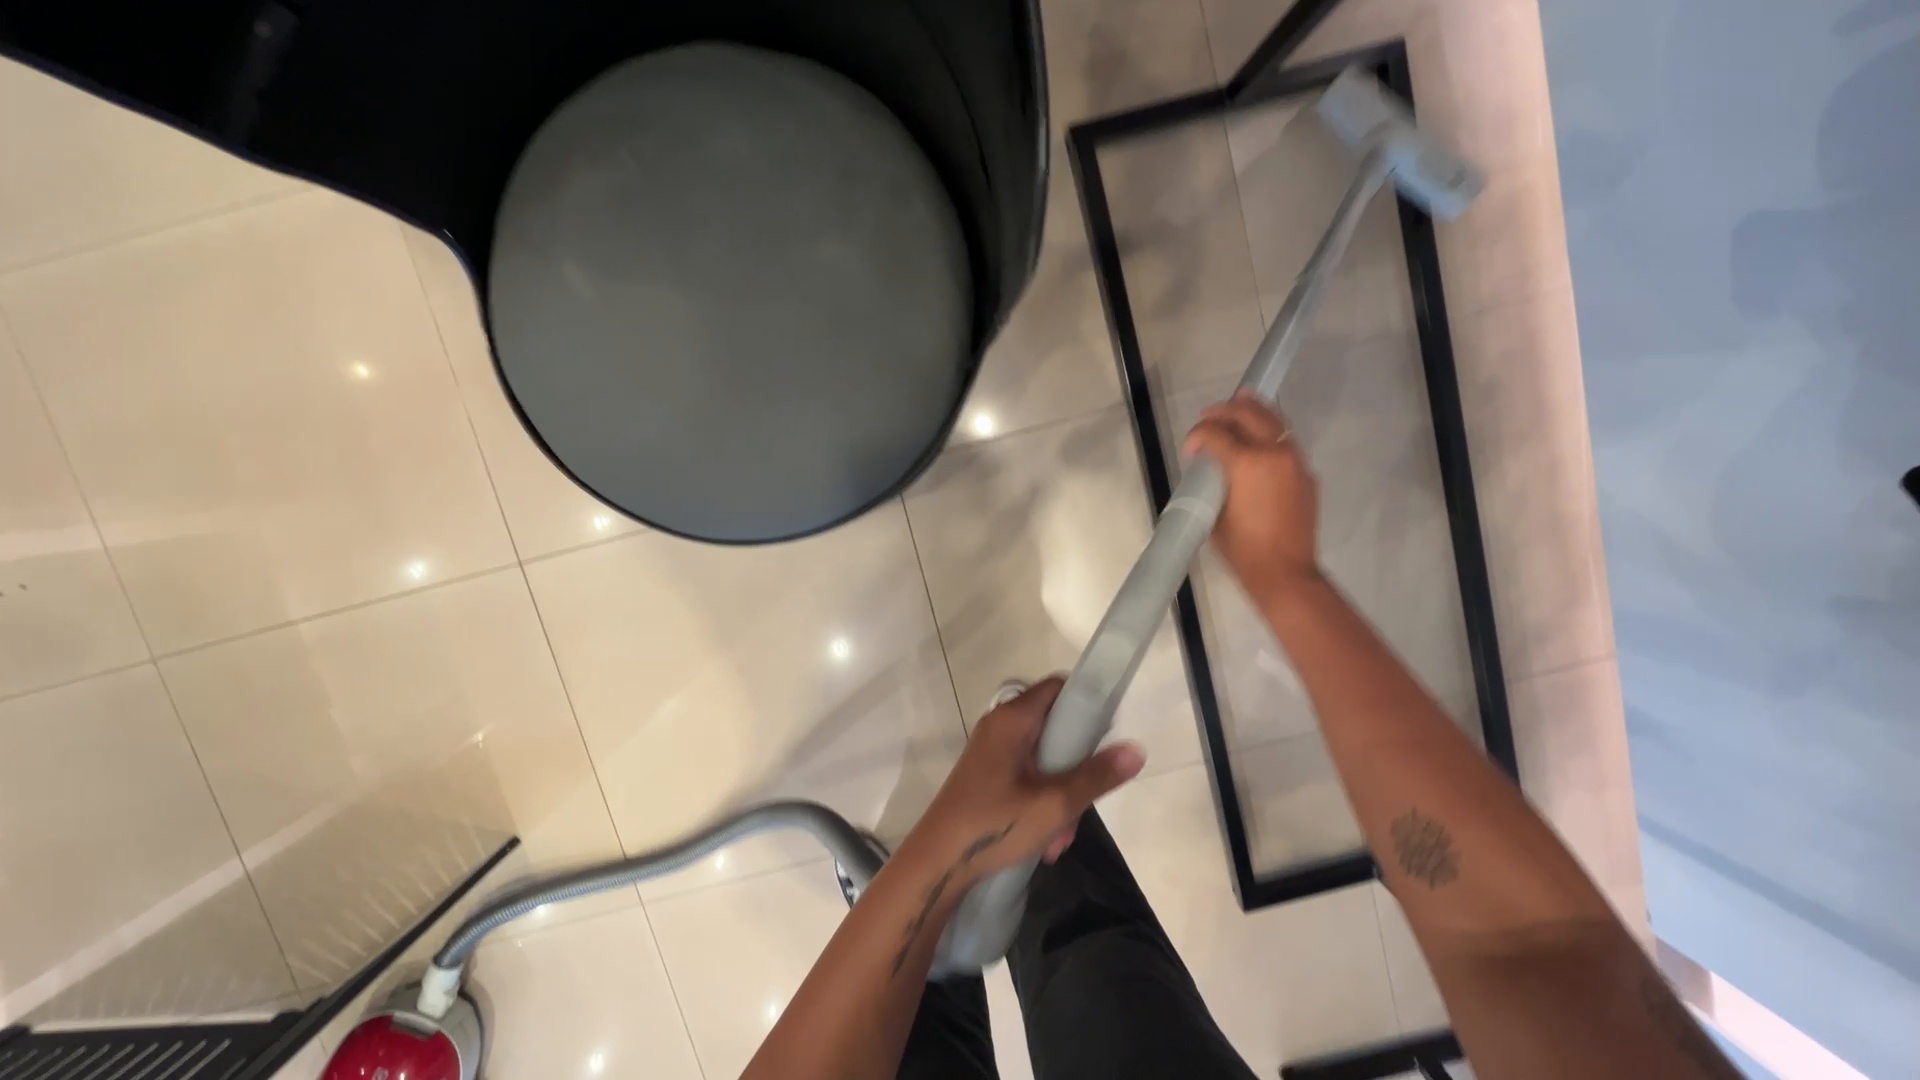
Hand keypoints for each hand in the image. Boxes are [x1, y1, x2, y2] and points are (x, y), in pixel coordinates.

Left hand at [906, 678, 1144, 882]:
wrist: (937, 864)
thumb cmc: (994, 825)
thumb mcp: (1055, 805)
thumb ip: (1097, 776)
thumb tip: (1136, 749)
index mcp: (1013, 720)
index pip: (1059, 688)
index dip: (1088, 703)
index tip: (1108, 735)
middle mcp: (1001, 727)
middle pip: (1056, 730)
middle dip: (1077, 770)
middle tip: (1083, 805)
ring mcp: (992, 753)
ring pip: (1045, 762)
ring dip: (1060, 798)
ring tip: (1059, 839)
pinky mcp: (987, 778)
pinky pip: (1027, 779)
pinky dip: (1040, 805)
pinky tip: (1044, 843)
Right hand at [1185, 390, 1321, 600]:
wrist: (1285, 571)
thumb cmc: (1242, 549)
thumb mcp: (1214, 514)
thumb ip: (1212, 484)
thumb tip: (1212, 471)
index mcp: (1246, 463)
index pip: (1216, 432)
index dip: (1198, 435)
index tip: (1191, 448)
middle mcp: (1273, 453)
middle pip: (1247, 414)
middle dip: (1225, 411)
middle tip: (1210, 416)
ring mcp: (1295, 461)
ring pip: (1274, 421)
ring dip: (1253, 411)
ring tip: (1240, 403)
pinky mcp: (1307, 474)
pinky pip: (1287, 443)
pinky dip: (1270, 434)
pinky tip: (1260, 441)